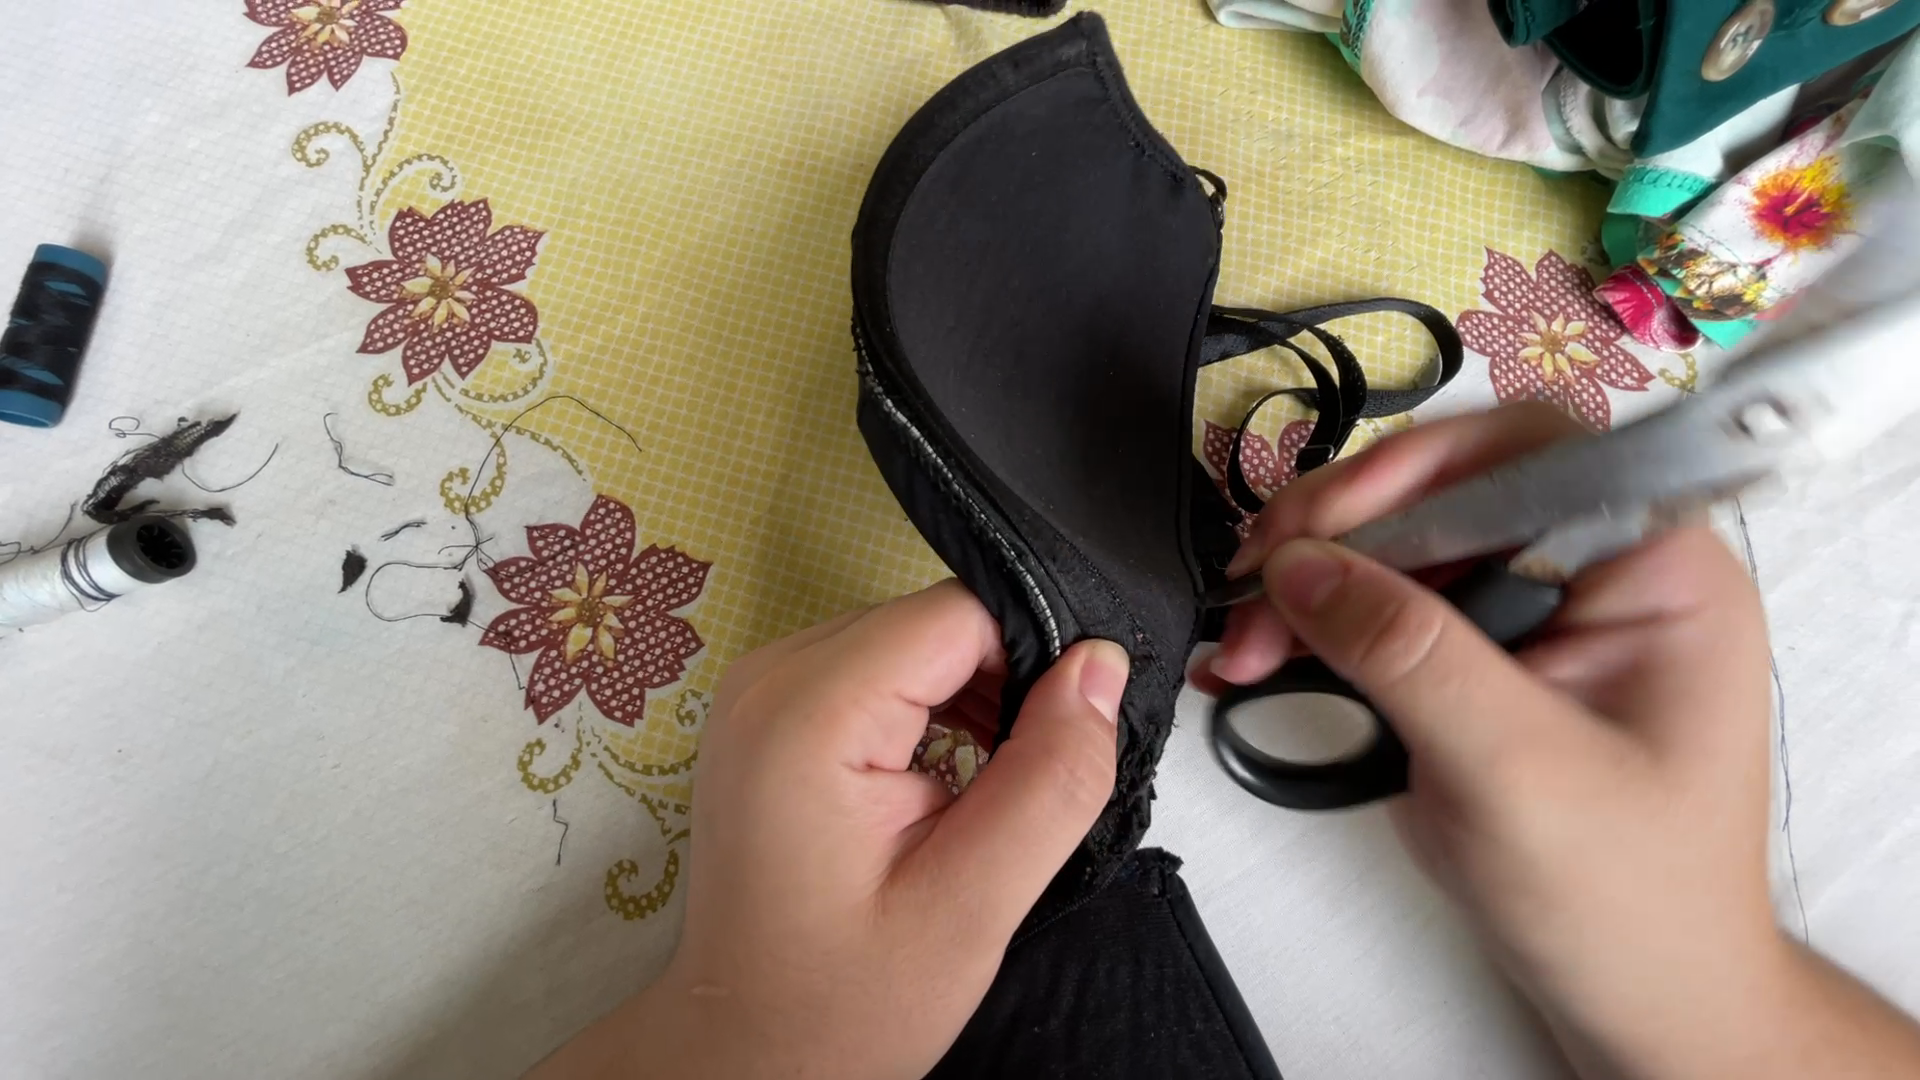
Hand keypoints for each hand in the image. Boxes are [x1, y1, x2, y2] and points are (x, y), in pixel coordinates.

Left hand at [530, 581, 1128, 1079]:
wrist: (745, 1042)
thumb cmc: (844, 997)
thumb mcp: (970, 906)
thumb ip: (1049, 777)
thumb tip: (1100, 664)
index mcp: (807, 711)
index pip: (955, 612)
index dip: (1029, 652)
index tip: (1061, 728)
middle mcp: (774, 670)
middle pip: (933, 619)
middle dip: (999, 678)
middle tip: (1021, 775)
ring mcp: (766, 679)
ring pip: (914, 636)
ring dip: (968, 692)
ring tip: (984, 784)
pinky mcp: (775, 699)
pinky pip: (881, 662)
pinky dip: (930, 701)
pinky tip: (943, 770)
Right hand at [1207, 403, 1919, 1077]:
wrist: (1614, 974)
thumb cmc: (1614, 887)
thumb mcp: (1515, 767)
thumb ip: (1409, 653)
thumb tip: (1296, 566)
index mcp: (1641, 566)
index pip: (1520, 454)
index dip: (1408, 469)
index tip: (1313, 528)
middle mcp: (1567, 565)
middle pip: (1423, 494)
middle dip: (1322, 541)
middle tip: (1248, 591)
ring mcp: (1500, 605)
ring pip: (1370, 548)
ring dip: (1290, 590)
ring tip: (1238, 651)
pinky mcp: (1444, 645)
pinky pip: (1351, 602)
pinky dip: (1289, 625)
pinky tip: (1242, 660)